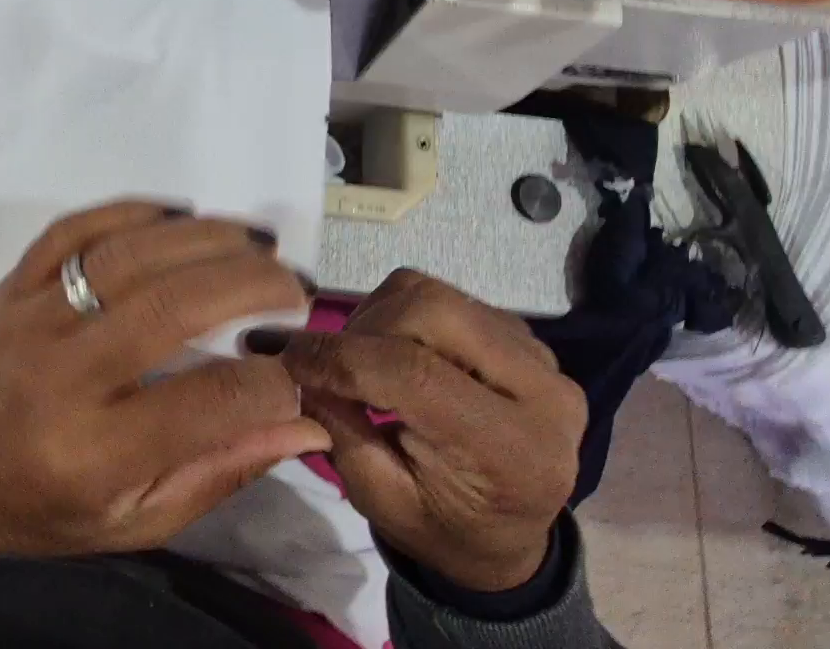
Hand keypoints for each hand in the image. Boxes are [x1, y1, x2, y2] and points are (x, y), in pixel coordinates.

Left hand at [0, 201, 330, 580]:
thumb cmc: (43, 509)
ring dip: (202, 238)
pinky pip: (73, 230)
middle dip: (251, 285)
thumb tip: (306, 422)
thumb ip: (221, 471)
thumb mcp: (137, 521)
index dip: (273, 383)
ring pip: (127, 255)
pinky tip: (177, 215)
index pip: (210, 401)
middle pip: (172, 304)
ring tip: (254, 243)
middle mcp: (62, 374)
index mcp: (95, 452)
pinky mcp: (12, 285)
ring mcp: (31, 317)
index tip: (296, 373)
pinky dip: (130, 211)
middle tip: (293, 286)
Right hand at [280, 270, 585, 592]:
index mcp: (511, 450)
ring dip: (379, 316)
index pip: (415, 374)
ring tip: (363, 358)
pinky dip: (400, 313)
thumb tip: (298, 367)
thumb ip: (339, 428)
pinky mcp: (521, 335)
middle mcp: (541, 391)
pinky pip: (444, 295)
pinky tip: (394, 351)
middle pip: (431, 311)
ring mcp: (538, 355)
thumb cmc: (439, 525)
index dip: (340, 358)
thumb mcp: (377, 498)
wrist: (503, 536)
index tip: (289, 362)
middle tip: (331, 364)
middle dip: (362, 330)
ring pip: (433, 293)